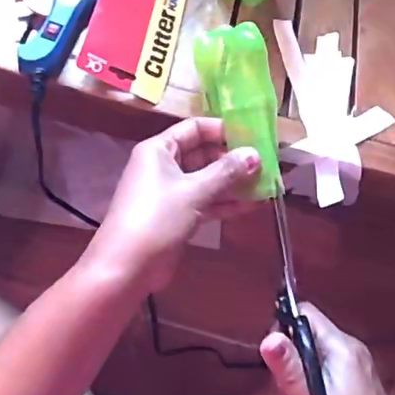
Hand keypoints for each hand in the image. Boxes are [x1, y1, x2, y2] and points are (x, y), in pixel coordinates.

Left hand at [86, 117, 259, 291]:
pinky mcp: (177, 214)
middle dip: (232, 158)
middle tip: (267, 163)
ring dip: (233, 182)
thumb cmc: (156, 218)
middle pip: (202, 153)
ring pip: (206, 179)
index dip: (222, 130)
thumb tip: (255, 154)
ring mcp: (170, 191)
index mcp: (159, 150)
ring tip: (267, 183)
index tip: (254, 135)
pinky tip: (253, 205)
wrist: (127, 266)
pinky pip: (205, 201)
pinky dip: (225, 203)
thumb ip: (225, 173)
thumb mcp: (193, 192)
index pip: (194, 128)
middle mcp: (163, 165)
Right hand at [261, 303, 394, 394]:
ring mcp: (358, 371)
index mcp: (343, 349)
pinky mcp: (359, 388)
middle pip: (306, 337)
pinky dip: (310, 391)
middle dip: (288, 364)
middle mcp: (354, 353)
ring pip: (313, 359)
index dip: (282, 329)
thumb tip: (268, 337)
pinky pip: (325, 375)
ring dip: (296, 382)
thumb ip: (288, 369)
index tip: (274, 360)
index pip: (304, 313)